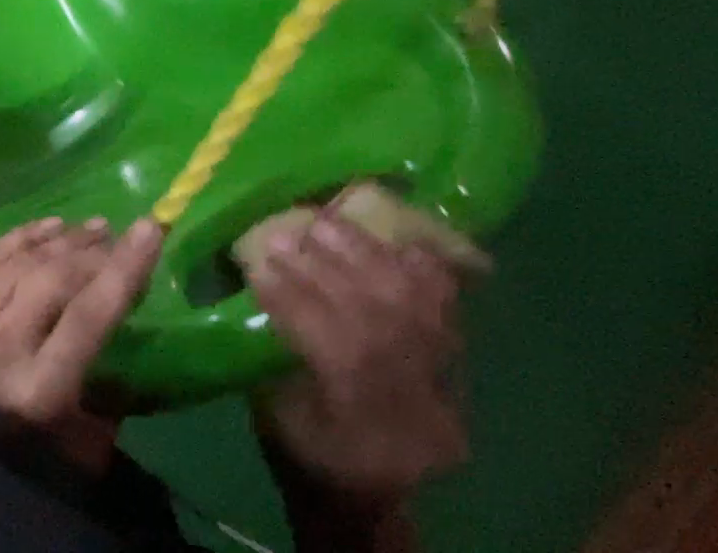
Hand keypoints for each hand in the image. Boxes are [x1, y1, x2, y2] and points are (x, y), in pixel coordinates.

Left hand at [0, 215, 163, 435]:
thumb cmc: (4, 414)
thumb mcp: (61, 413)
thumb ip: (96, 364)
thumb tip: (127, 292)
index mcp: (39, 384)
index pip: (89, 317)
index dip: (123, 272)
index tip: (151, 232)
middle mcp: (3, 340)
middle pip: (59, 280)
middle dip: (99, 252)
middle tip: (128, 234)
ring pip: (29, 259)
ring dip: (69, 239)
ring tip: (98, 228)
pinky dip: (30, 234)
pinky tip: (56, 226)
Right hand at [249, 212, 469, 497]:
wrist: (364, 495)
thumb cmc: (302, 455)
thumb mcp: (275, 415)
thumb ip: (274, 353)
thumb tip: (260, 284)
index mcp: (369, 432)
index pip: (342, 353)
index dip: (296, 301)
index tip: (257, 262)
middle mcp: (424, 411)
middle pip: (383, 325)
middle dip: (329, 270)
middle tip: (288, 230)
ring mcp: (450, 390)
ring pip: (415, 311)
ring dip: (369, 258)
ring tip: (326, 222)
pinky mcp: (460, 371)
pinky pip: (447, 312)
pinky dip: (422, 271)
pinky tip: (393, 240)